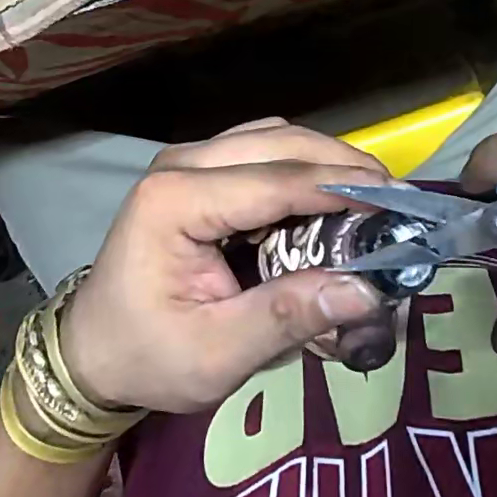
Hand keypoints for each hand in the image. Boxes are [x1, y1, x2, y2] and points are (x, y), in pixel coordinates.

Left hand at [62, 119, 391, 412]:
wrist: (94, 350)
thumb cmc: (146, 356)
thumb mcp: (216, 354)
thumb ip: (288, 317)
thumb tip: (366, 289)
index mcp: (174, 203)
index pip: (276, 181)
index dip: (344, 189)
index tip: (401, 206)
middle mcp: (179, 166)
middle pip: (279, 143)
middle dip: (343, 166)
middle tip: (396, 204)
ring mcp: (185, 164)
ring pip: (273, 140)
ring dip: (324, 163)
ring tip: (370, 202)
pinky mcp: (194, 174)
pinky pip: (260, 154)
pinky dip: (300, 171)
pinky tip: (326, 203)